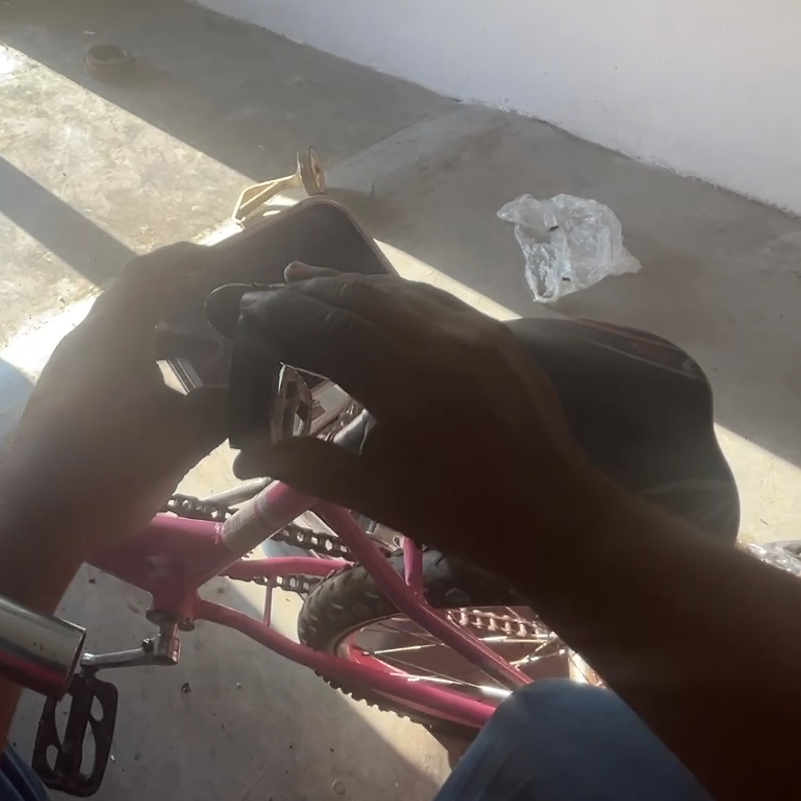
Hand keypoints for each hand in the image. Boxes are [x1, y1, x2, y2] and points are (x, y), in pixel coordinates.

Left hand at [0, 243, 226, 560]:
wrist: (37, 514)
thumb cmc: (112, 465)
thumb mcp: (182, 438)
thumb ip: (222, 409)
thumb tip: (256, 397)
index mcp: (113, 334)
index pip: (147, 273)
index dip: (183, 258)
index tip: (217, 258)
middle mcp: (85, 340)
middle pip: (132, 299)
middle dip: (176, 298)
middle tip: (217, 310)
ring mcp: (67, 368)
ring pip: (119, 333)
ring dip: (158, 334)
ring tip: (200, 356)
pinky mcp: (59, 395)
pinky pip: (105, 359)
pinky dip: (139, 361)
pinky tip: (162, 394)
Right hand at [234, 272, 609, 575]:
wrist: (558, 519)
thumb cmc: (460, 514)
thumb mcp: (376, 495)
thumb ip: (305, 464)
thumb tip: (243, 453)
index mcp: (411, 388)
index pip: (330, 328)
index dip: (280, 312)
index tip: (243, 307)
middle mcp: (443, 345)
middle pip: (356, 298)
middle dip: (300, 292)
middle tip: (259, 295)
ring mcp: (474, 332)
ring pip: (391, 289)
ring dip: (338, 284)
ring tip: (295, 281)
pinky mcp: (493, 331)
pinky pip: (424, 297)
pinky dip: (381, 290)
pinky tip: (357, 291)